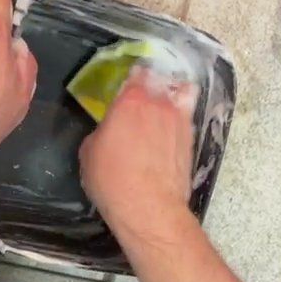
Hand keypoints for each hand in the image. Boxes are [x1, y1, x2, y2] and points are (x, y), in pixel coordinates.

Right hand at [79, 67, 200, 248]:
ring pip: (180, 96)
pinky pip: (187, 119)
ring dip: (171, 99)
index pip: (136, 75)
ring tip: (162, 112)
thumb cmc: (111, 179)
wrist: (148, 207)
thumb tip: (109, 132)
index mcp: (129, 101)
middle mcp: (158, 104)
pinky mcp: (191, 139)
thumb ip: (102, 132)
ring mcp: (179, 120)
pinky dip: (180, 120)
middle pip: (159, 84)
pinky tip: (171, 132)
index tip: (127, 88)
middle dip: (151, 89)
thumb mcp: (89, 152)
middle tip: (141, 103)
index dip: (132, 79)